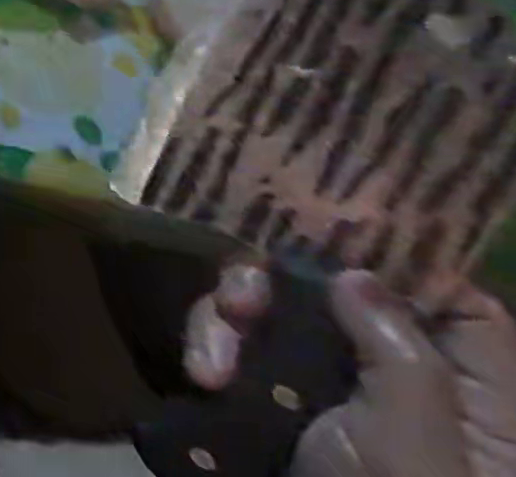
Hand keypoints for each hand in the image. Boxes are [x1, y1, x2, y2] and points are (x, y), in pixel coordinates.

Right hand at [184, 266, 515, 476]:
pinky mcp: (270, 386)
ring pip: (266, 308)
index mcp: (472, 388)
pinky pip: (231, 339)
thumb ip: (404, 358)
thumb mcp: (417, 447)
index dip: (392, 257)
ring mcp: (326, 378)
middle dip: (268, 287)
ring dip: (223, 320)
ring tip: (208, 363)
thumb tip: (360, 274)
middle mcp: (398, 370)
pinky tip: (200, 375)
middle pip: (331, 289)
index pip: (451, 297)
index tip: (324, 225)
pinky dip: (208, 346)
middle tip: (238, 305)